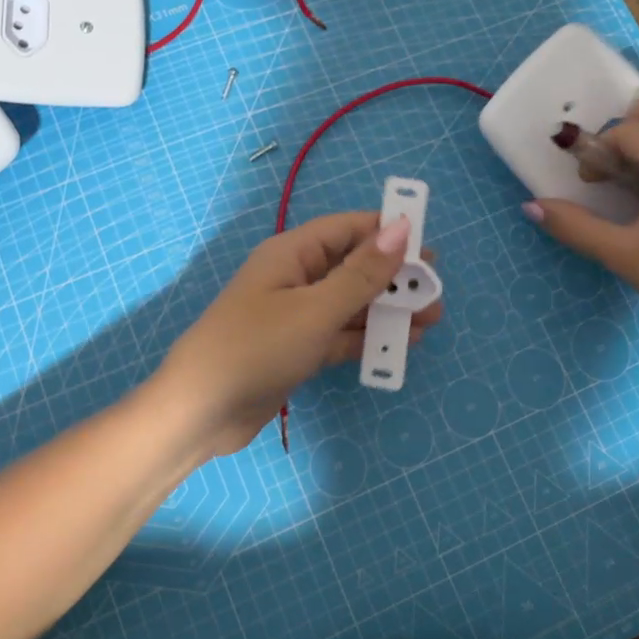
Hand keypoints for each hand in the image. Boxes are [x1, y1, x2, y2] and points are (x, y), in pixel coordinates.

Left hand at [152, 212, 443, 455]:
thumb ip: (361, 273)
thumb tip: (400, 228)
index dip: (385, 232)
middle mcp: (293, 279)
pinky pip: (339, 335)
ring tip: (432, 319)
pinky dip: (367, 338)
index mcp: (290, 254)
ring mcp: (293, 317)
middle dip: (393, 276)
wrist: (202, 410)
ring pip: (349, 304)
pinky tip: (401, 344)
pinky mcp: (295, 351)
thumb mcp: (315, 309)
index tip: (427, 245)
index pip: (345, 230)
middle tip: (436, 292)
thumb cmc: (256, 347)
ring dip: (386, 309)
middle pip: (351, 267)